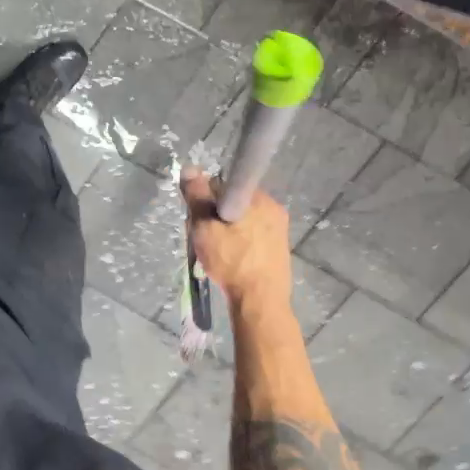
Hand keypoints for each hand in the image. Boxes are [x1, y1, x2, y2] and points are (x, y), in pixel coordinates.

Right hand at [182, 168, 291, 313]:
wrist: (259, 302)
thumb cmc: (231, 260)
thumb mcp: (204, 226)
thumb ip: (196, 196)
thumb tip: (190, 168)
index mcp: (258, 199)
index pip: (221, 185)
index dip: (204, 199)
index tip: (197, 218)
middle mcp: (273, 209)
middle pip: (231, 201)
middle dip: (214, 215)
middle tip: (203, 236)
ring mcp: (279, 229)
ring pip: (240, 219)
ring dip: (224, 230)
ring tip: (215, 251)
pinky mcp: (279, 247)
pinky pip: (251, 234)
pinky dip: (237, 241)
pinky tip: (230, 258)